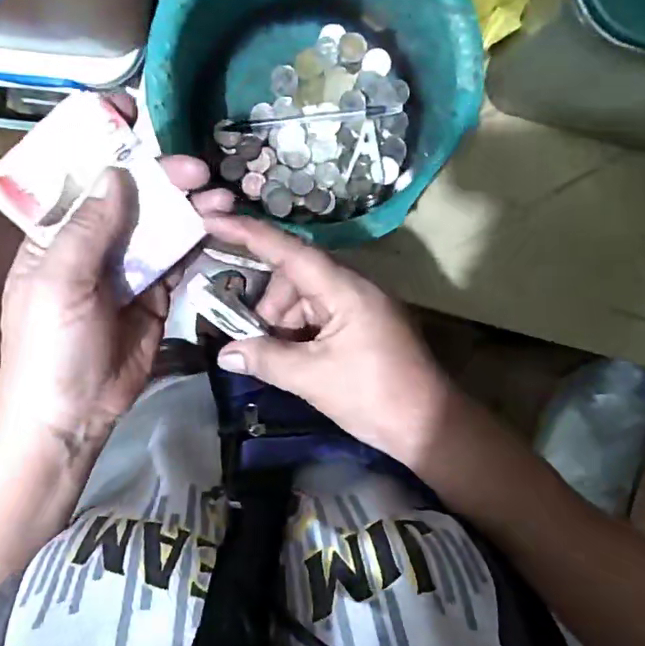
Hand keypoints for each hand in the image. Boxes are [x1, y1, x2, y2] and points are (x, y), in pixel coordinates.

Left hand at [0, 153, 232, 456]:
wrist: (71, 412)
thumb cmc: (49, 344)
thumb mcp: (58, 281)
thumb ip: (89, 227)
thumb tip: (118, 174)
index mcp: (56, 232)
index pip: (80, 173)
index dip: (102, 140)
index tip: (131, 112)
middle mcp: (92, 241)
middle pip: (131, 193)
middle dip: (162, 174)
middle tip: (196, 170)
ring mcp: (126, 265)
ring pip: (160, 220)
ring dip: (188, 202)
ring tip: (219, 193)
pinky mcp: (155, 290)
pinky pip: (178, 255)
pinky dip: (198, 236)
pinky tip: (219, 222)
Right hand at [201, 215, 456, 465]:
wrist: (430, 426)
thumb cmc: (374, 396)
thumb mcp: (312, 378)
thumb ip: (265, 359)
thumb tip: (225, 353)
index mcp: (344, 289)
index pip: (289, 251)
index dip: (249, 233)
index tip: (213, 219)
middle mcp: (352, 288)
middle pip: (294, 278)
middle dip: (268, 307)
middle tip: (253, 342)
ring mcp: (360, 306)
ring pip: (304, 299)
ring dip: (283, 324)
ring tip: (277, 360)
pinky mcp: (363, 325)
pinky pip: (320, 316)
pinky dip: (299, 333)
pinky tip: (294, 360)